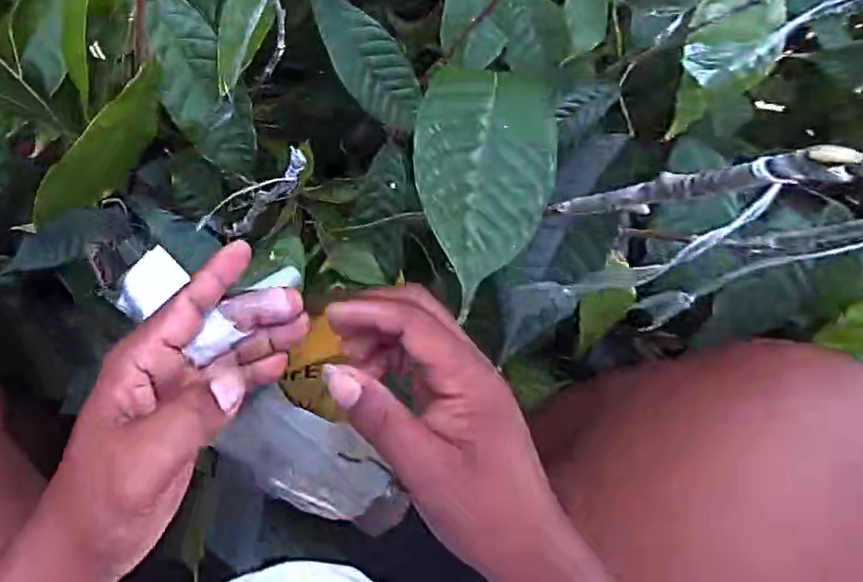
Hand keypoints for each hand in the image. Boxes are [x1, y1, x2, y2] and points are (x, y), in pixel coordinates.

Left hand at [0, 241, 308, 581]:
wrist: (89, 547)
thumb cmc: (103, 492)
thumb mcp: (144, 454)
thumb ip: (192, 414)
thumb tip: (236, 379)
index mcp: (142, 360)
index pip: (185, 307)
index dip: (215, 277)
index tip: (244, 249)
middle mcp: (164, 366)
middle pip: (215, 328)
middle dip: (254, 312)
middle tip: (297, 301)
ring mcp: (180, 392)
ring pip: (227, 354)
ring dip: (262, 339)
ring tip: (301, 325)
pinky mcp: (192, 418)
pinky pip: (228, 386)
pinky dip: (254, 373)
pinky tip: (280, 362)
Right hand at [322, 287, 611, 581]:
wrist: (533, 554)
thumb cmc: (482, 513)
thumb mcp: (422, 468)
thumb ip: (377, 416)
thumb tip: (332, 372)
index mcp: (468, 375)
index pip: (413, 320)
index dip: (368, 311)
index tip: (328, 317)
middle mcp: (472, 363)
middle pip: (421, 309)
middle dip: (375, 310)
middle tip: (335, 328)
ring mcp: (470, 375)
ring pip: (421, 327)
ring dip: (382, 332)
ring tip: (350, 358)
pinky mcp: (463, 391)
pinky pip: (423, 353)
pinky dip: (392, 353)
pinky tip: (372, 376)